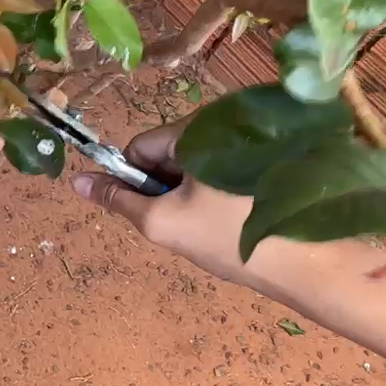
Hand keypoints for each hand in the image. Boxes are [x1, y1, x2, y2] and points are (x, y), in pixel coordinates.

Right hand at [69, 116, 293, 295]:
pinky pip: (224, 168)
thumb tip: (76, 182)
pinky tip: (234, 219)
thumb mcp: (163, 223)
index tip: (150, 211)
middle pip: (168, 153)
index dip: (134, 180)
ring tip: (211, 224)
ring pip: (196, 164)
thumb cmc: (228, 239)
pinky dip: (218, 192)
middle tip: (182, 222)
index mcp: (195, 130)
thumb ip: (117, 199)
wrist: (309, 263)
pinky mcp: (274, 156)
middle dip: (165, 188)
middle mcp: (225, 122)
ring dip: (190, 192)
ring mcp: (253, 139)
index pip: (140, 147)